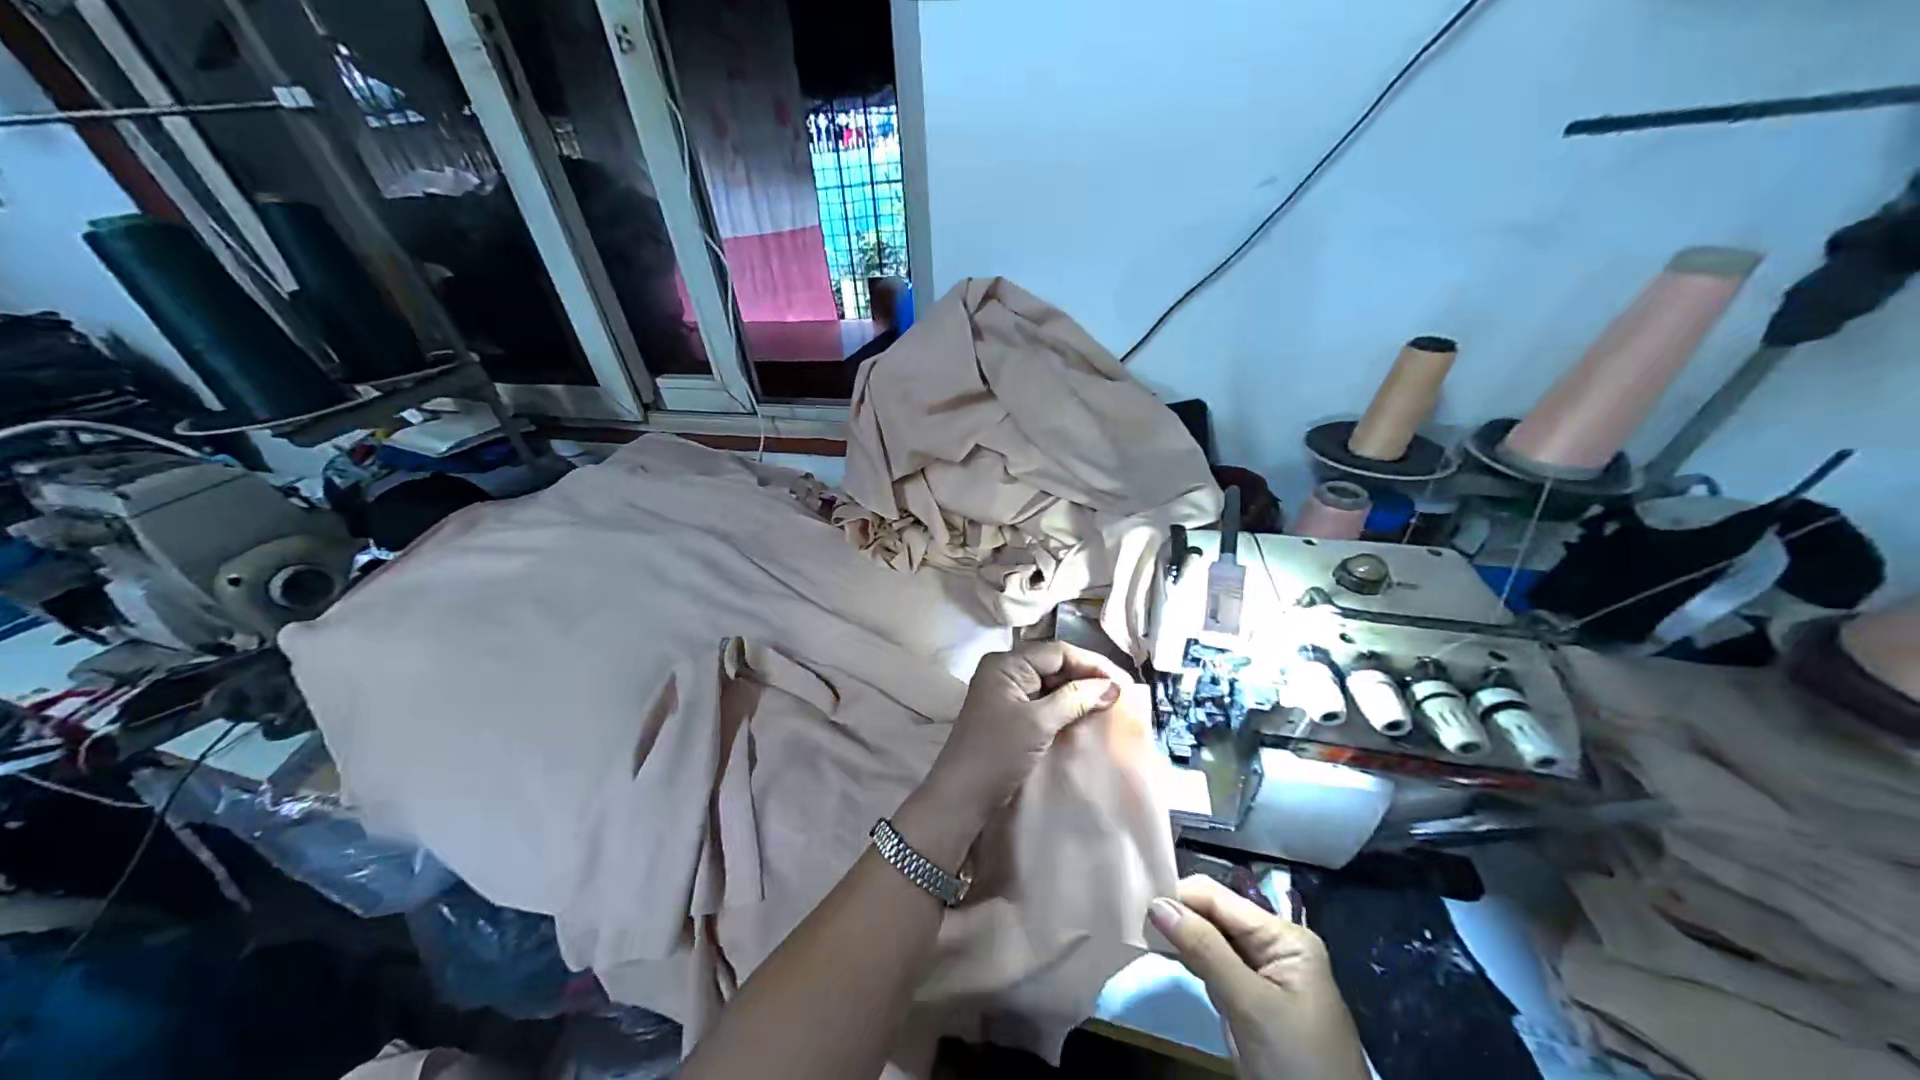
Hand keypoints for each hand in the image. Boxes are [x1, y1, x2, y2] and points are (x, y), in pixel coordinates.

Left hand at [898, 643, 1126, 863]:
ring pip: (1050, 683)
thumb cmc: (998, 753)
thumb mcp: (1039, 723)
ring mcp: (1005, 692)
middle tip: (1119, 694)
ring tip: (1108, 703)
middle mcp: (1004, 671)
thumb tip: (1112, 686)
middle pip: (1053, 664)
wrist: (961, 796)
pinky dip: (1064, 706)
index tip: (1122, 682)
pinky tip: (1085, 714)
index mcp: (1005, 664)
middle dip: (1086, 677)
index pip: (1056, 651)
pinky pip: (1043, 700)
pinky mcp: (1009, 713)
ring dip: (1077, 692)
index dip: (1091, 664)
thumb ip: (1075, 698)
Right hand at [1149, 876, 1368, 1079]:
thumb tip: (1157, 903)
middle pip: (1215, 915)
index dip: (1179, 896)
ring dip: (1179, 936)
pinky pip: (1213, 966)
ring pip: (1210, 939)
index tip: (1136, 902)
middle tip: (1132, 918)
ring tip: (1140, 932)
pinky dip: (1189, 959)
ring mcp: (1262, 973)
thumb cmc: (1298, 1065)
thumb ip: (1205, 951)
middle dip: (1177, 915)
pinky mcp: (1249, 999)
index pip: (1220, 899)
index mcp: (1284, 937)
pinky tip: (1162, 953)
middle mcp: (1273, 946)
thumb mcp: (1251, 1006)